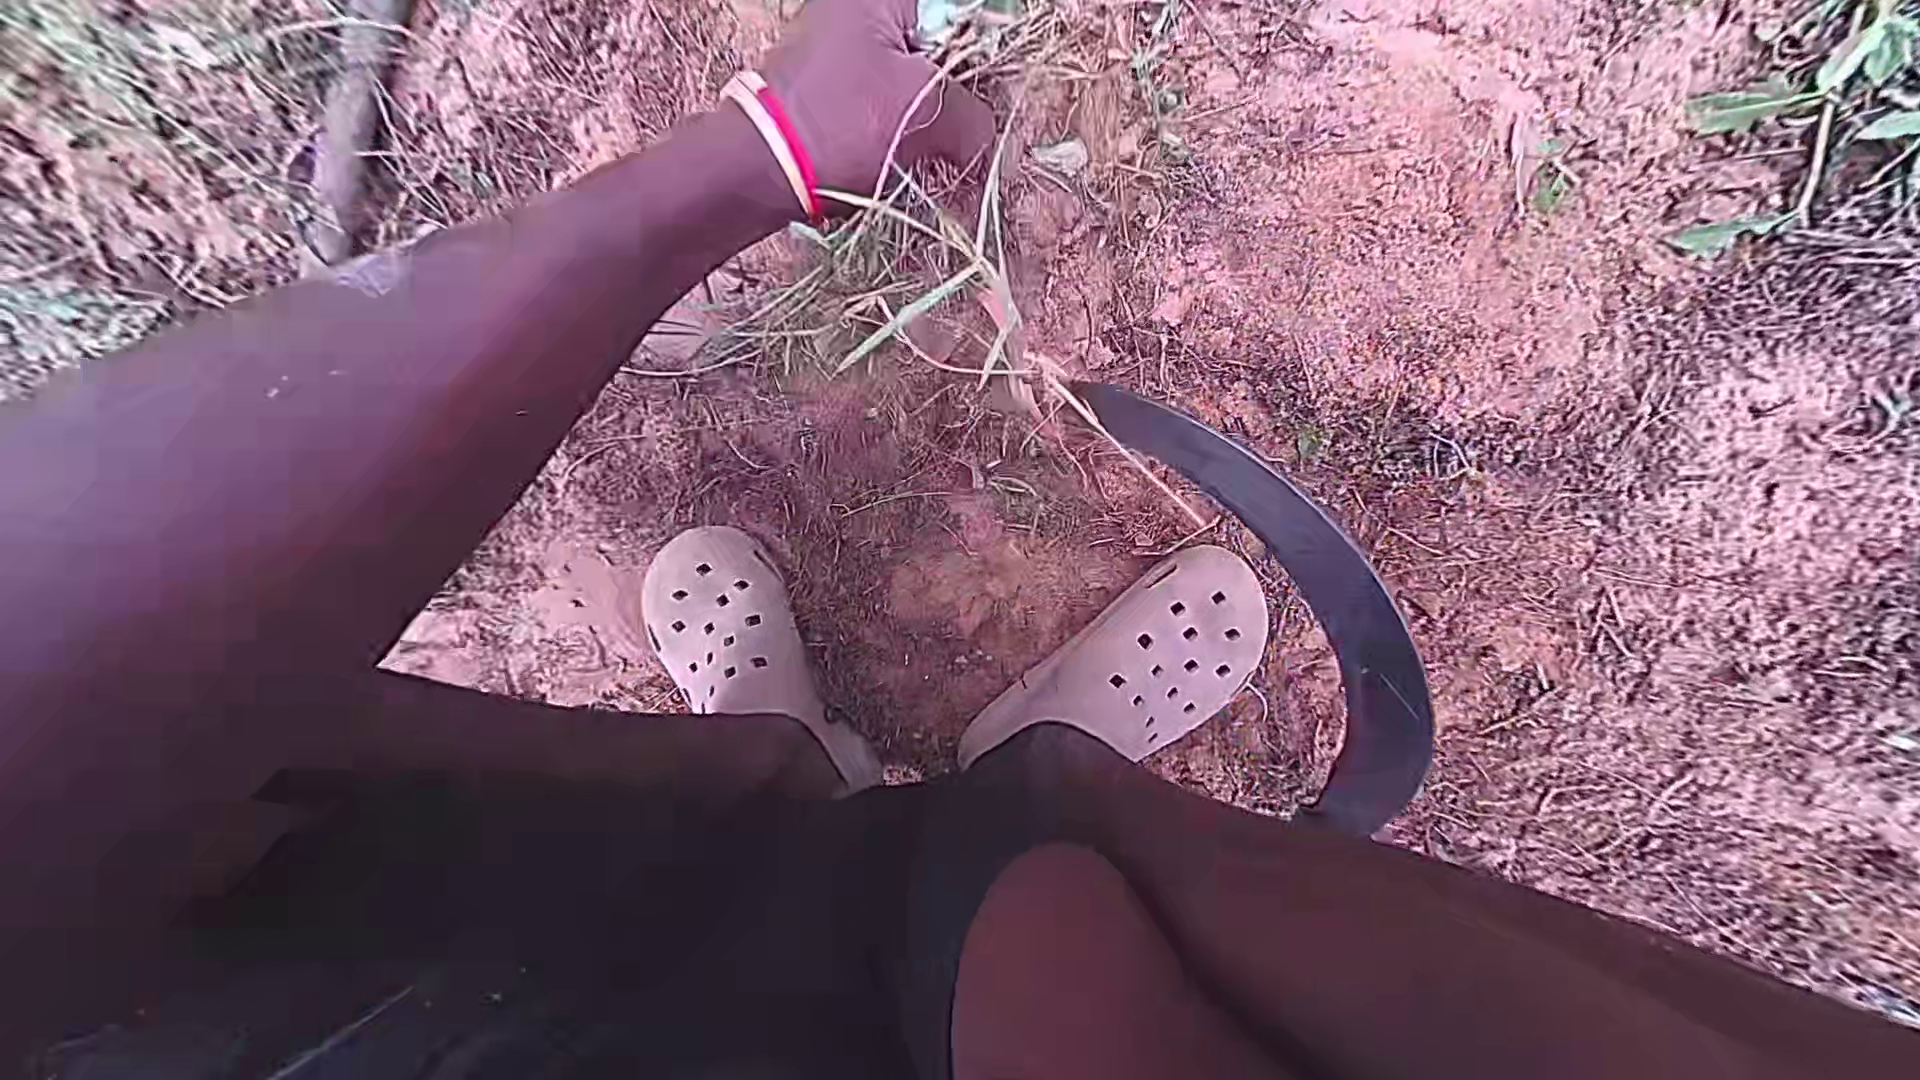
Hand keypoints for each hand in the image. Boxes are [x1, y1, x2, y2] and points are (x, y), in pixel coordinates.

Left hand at [759, 0, 996, 193]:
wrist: (767, 167)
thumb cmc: (842, 121)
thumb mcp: (919, 109)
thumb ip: (970, 115)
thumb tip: (990, 139)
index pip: (961, 11)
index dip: (986, 54)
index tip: (989, 100)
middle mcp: (862, 8)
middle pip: (940, 46)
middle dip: (959, 95)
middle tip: (966, 135)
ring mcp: (847, 48)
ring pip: (918, 81)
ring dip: (935, 121)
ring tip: (936, 152)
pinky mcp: (839, 91)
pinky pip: (892, 105)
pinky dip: (908, 132)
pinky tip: (910, 157)